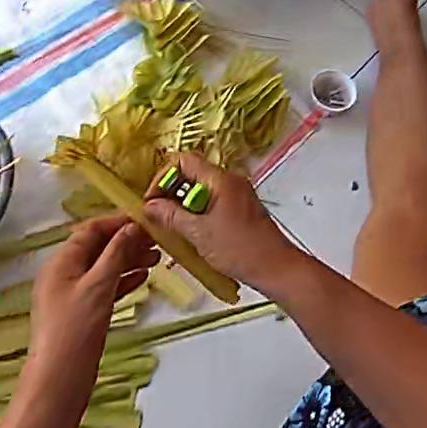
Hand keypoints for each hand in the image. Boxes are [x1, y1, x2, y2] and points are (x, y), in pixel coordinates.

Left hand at [29, 215, 157, 366]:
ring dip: (128, 260)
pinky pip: (104, 287)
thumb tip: (132, 227)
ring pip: (104, 267)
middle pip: (98, 247)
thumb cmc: (75, 332)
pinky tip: (142, 278)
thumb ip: (116, 253)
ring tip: (156, 258)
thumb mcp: (98, 286)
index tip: (145, 221)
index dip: (118, 222)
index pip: (91, 229)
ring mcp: (72, 294)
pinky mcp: (81, 313)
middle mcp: (64, 273)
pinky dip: (122, 280)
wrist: (58, 385)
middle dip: (127, 241)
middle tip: (156, 241)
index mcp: (61, 261)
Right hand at [143, 153, 304, 291]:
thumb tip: (150, 206)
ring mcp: (237, 193)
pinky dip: (198, 212)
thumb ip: (172, 216)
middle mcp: (229, 179)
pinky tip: (193, 234)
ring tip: (174, 228)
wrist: (277, 267)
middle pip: (192, 173)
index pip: (184, 160)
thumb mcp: (199, 233)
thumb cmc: (240, 249)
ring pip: (201, 188)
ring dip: (184, 205)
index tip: (153, 200)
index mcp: (219, 179)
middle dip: (172, 192)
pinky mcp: (240, 207)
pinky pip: (212, 200)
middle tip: (160, 216)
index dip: (163, 176)